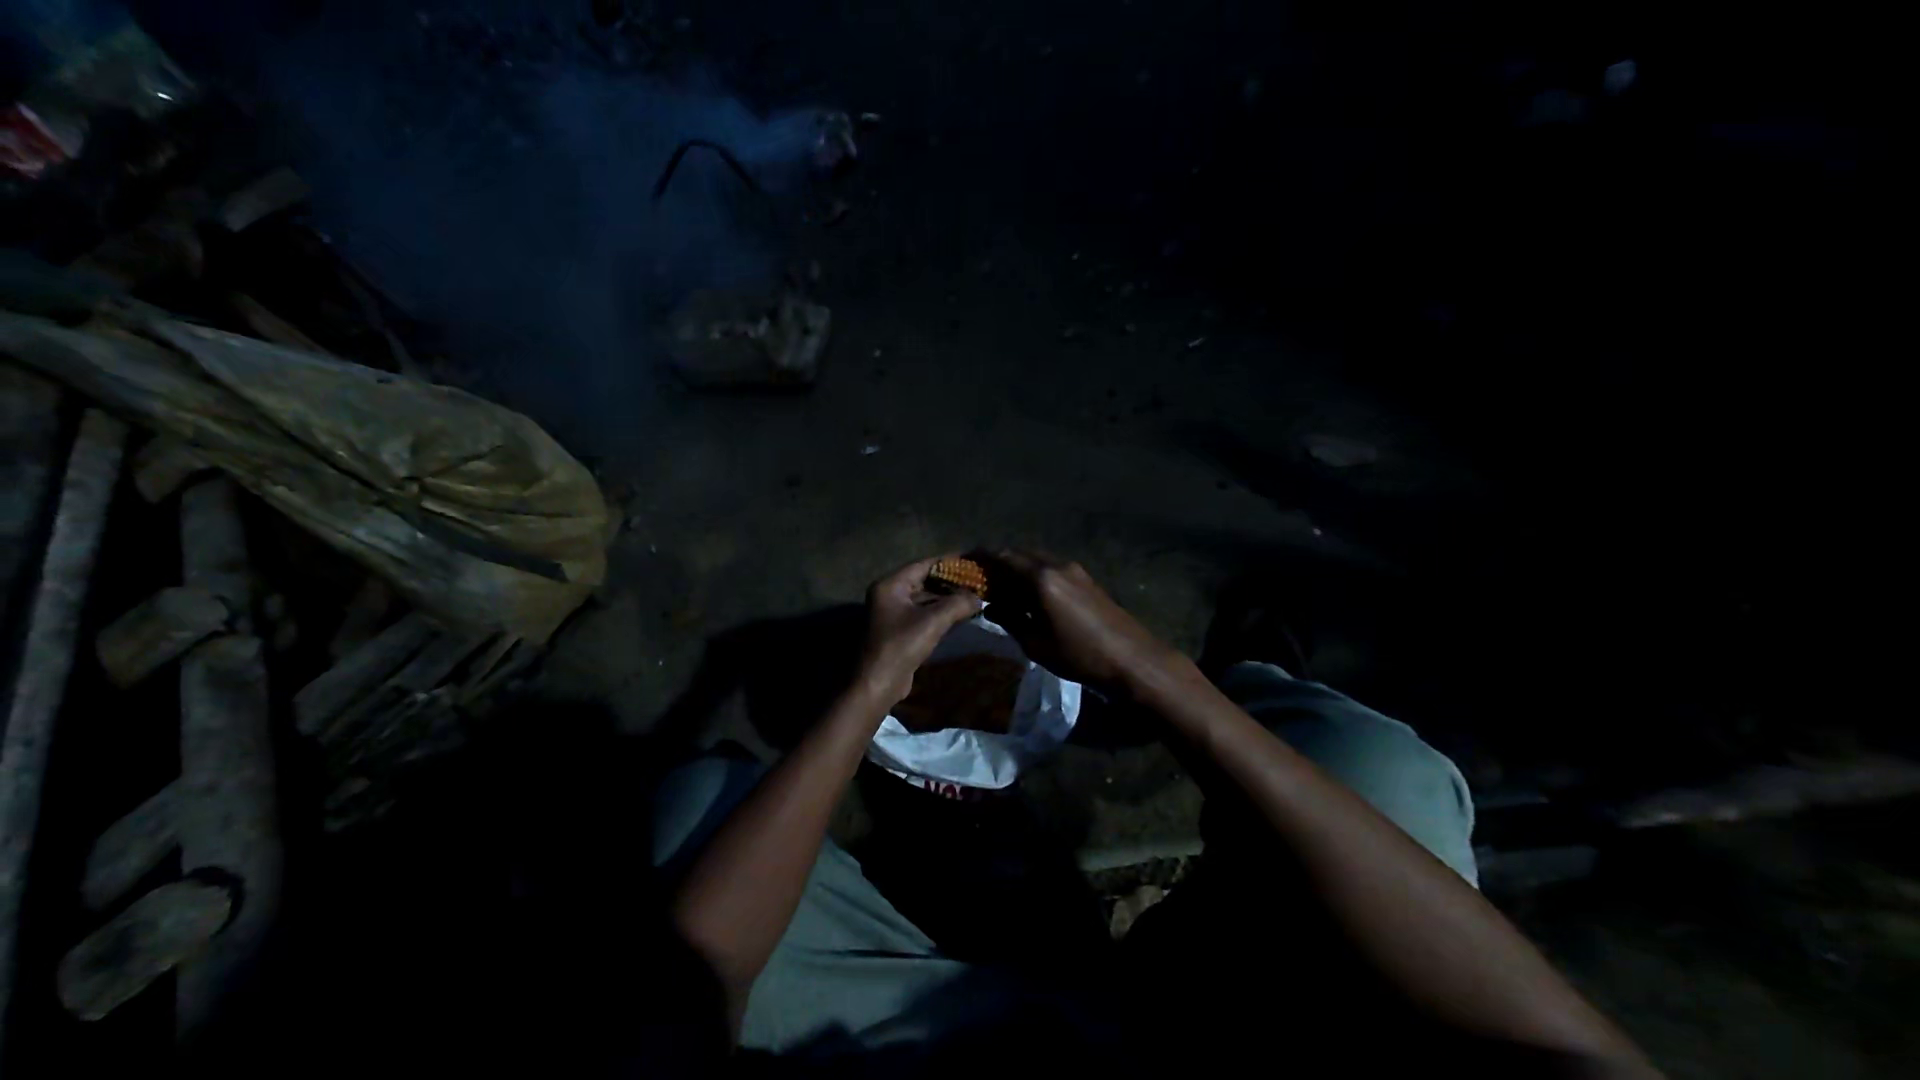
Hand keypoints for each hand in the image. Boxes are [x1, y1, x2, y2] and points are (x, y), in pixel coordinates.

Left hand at [858, 555, 984, 705]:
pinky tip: (962, 613)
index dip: (949, 562)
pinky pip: (924, 614)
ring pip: (926, 598)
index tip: (972, 560)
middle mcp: (890, 595)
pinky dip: (942, 612)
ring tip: (975, 595)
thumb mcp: (932, 621)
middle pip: (925, 580)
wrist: (879, 684)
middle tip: (977, 579)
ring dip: (948, 598)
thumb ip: (958, 604)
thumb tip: (979, 597)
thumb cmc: (901, 646)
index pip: (924, 564)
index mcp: (890, 585)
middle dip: (951, 581)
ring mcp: (894, 613)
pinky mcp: (900, 630)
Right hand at [979, 549, 1181, 692]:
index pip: (1002, 557)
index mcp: (1041, 578)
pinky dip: (1034, 574)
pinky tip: (1028, 594)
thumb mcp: (1035, 643)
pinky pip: (1051, 568)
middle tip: (979, 577)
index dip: (980, 558)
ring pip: (1036, 559)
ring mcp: (1074, 570)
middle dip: (997, 561)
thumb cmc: (1079, 655)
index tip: (963, 562)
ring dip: (1017, 567)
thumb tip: (991, 606)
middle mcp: (1056, 565)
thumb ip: (1010, 620)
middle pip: (1019, 553)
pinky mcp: (1086, 579)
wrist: (1131, 659)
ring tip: (1001, 587)